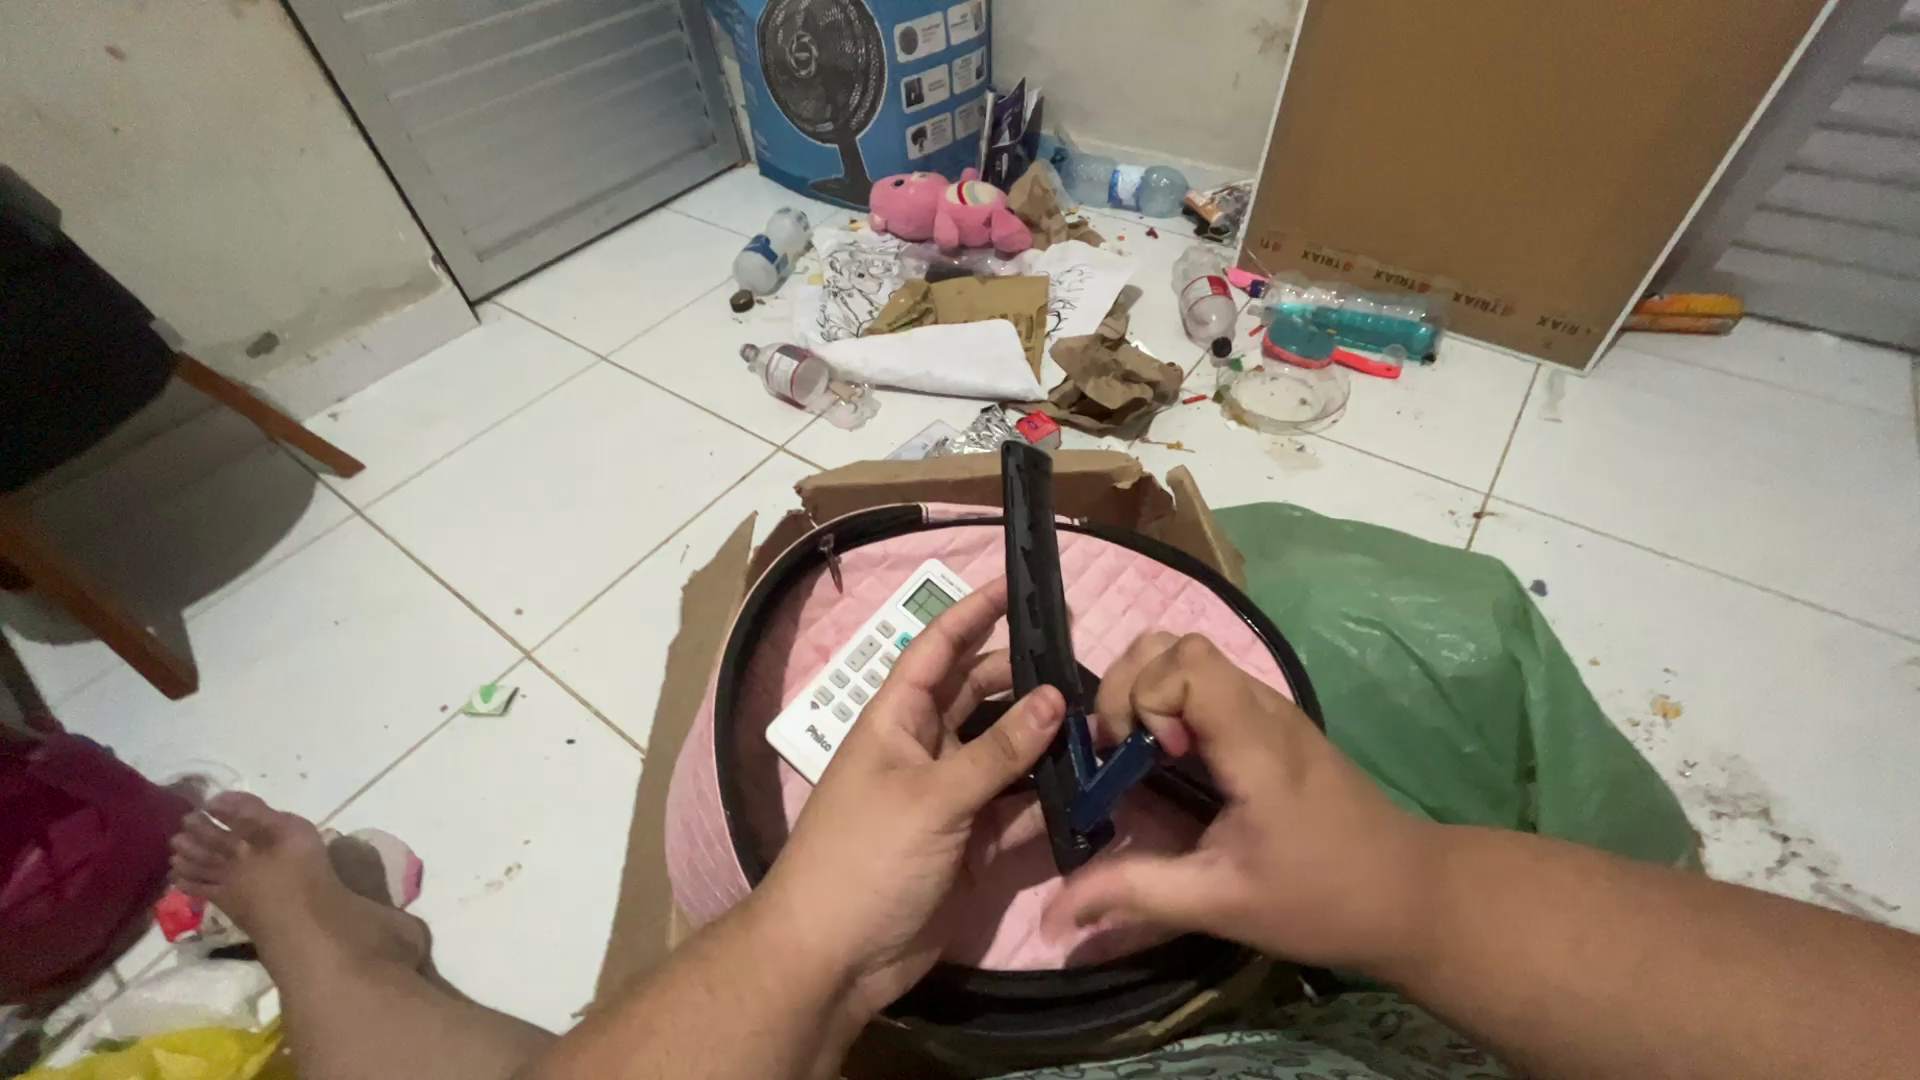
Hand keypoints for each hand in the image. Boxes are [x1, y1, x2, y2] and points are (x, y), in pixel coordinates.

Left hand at [755, 577, 1064, 1020]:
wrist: (834, 958)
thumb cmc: (866, 855)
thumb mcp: (932, 795)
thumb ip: (998, 749)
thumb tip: (1055, 696)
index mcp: (898, 717)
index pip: (938, 647)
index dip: (973, 612)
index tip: (1015, 585)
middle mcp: (925, 745)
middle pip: (979, 694)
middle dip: (1023, 678)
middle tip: (1082, 668)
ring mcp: (950, 793)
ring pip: (1004, 749)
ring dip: (1042, 739)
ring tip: (1096, 724)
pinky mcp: (971, 839)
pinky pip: (1015, 806)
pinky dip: (1045, 797)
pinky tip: (1086, 787)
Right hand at [1047, 633, 1437, 970]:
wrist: (1409, 894)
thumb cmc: (1321, 898)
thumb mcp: (1222, 903)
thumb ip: (1136, 893)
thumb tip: (1056, 911)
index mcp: (1256, 742)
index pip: (1188, 662)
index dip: (1150, 697)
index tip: (1157, 756)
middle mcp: (1260, 705)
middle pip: (1175, 644)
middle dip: (1132, 686)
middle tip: (1130, 748)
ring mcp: (1266, 705)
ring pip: (1185, 650)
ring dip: (1145, 687)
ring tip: (1145, 746)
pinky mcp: (1265, 715)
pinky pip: (1201, 675)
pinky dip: (1166, 696)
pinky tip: (1171, 751)